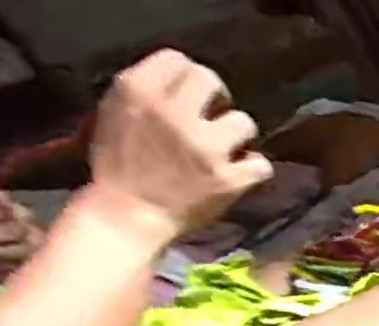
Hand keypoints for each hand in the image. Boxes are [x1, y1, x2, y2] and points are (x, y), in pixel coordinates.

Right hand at [86, 49, 272, 242]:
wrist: (130, 212)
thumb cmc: (120, 164)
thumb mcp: (117, 111)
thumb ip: (149, 93)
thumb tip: (182, 86)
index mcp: (138, 90)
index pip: (178, 60)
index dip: (190, 77)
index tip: (194, 96)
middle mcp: (174, 113)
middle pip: (211, 80)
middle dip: (218, 97)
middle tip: (216, 117)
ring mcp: (206, 148)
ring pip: (244, 122)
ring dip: (239, 135)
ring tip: (228, 148)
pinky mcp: (230, 179)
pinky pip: (261, 163)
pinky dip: (256, 168)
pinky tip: (243, 172)